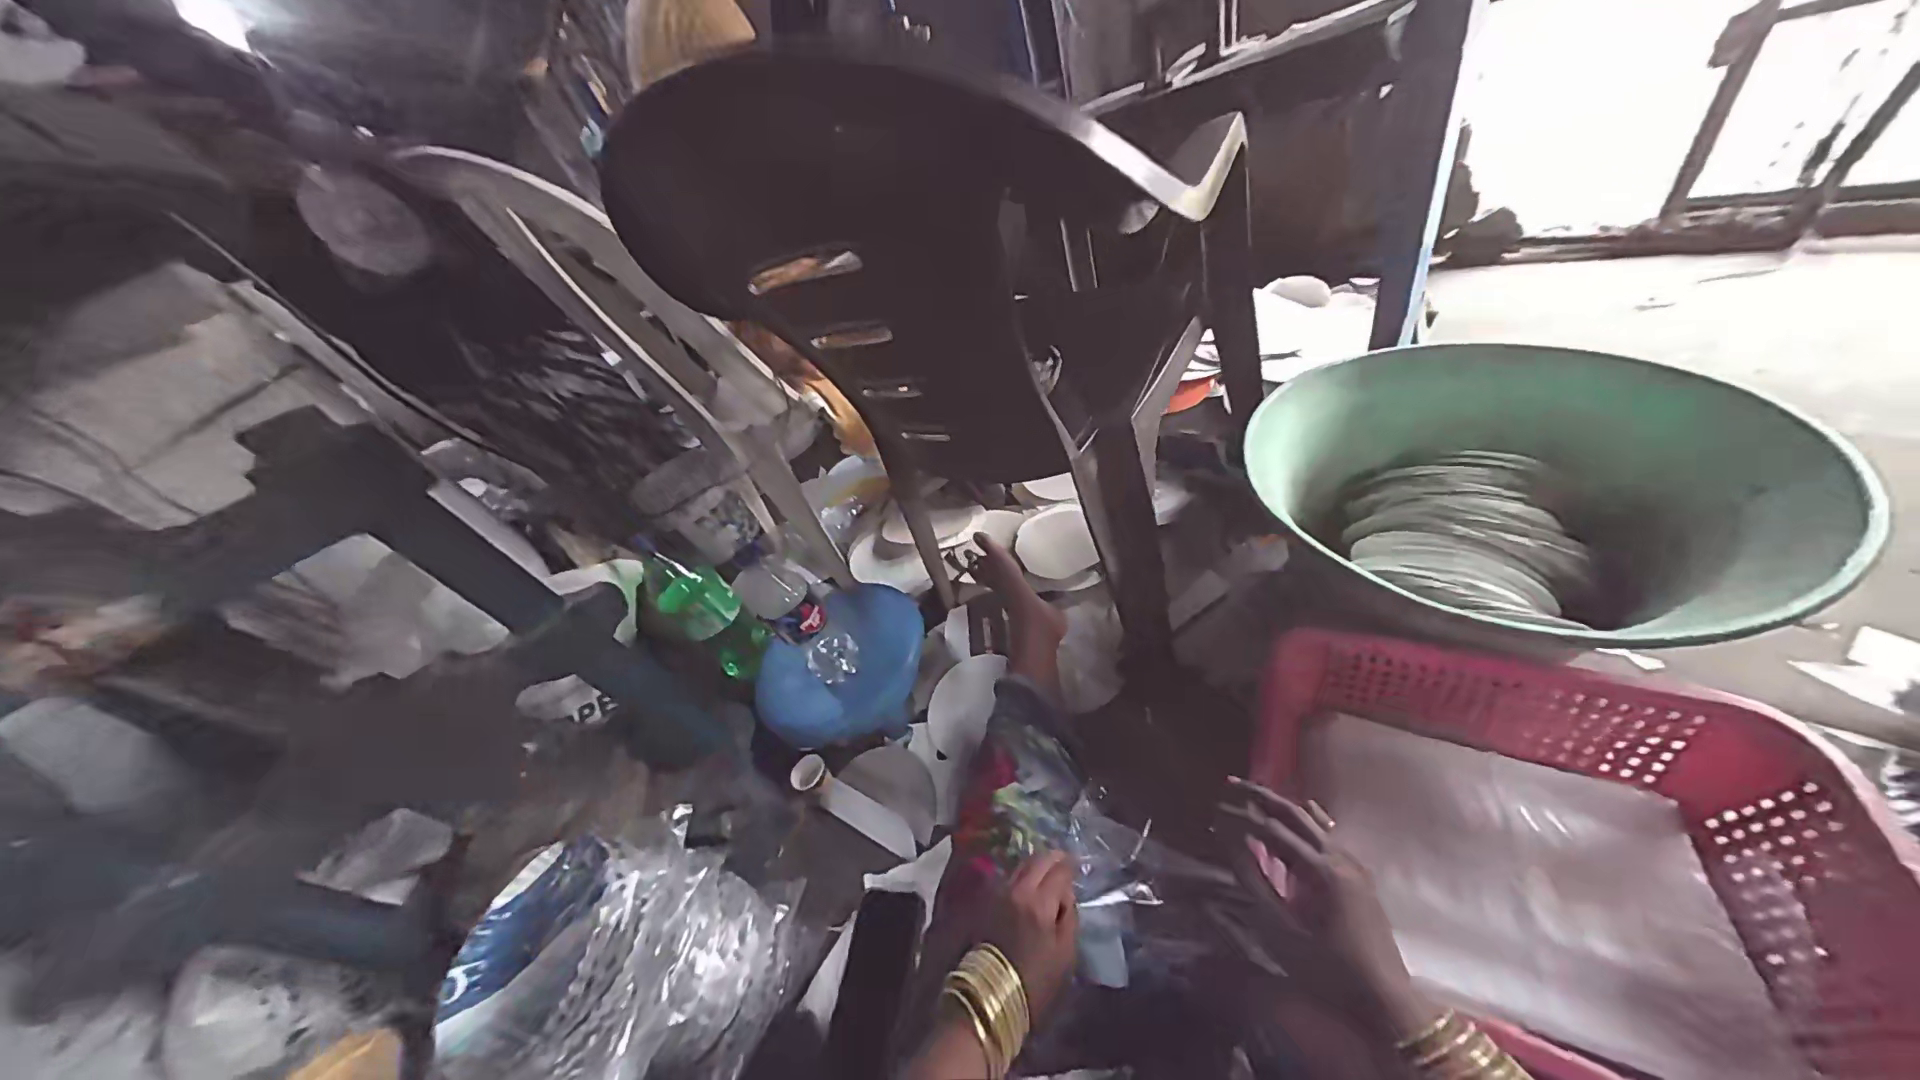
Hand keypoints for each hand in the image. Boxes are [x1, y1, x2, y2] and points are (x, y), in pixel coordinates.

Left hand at [985, 851, 1078, 1023]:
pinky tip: (1029, 881)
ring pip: (1021, 866)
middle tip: (1064, 860)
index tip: (1076, 865)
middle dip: (1053, 858)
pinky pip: (1010, 877)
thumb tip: (1066, 894)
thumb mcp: (1065, 954)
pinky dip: (1023, 874)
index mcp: (1039, 903)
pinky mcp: (989, 900)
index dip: (1070, 866)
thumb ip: (1069, 918)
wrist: (992, 993)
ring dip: (1036, 863)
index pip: (1058, 871)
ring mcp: (1000, 893)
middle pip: (1037, 861)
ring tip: (1047, 869)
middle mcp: (1018, 890)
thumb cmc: (1035, 979)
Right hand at [1217, 777, 1438, 1039]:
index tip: (1213, 810)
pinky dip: (1309, 819)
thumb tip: (1230, 841)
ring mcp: (1353, 865)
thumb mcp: (1281, 929)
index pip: (1271, 830)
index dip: (1239, 818)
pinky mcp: (1359, 876)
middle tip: (1229, 784)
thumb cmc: (1329, 970)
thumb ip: (1254, 881)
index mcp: (1321, 869)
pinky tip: (1305, 808)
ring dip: (1281, 806)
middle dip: (1260, 796)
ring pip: (1312, 821)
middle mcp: (1340, 857)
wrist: (1387, 1003)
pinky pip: (1330, 834)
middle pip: (1294, 814)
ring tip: (1254, 793)